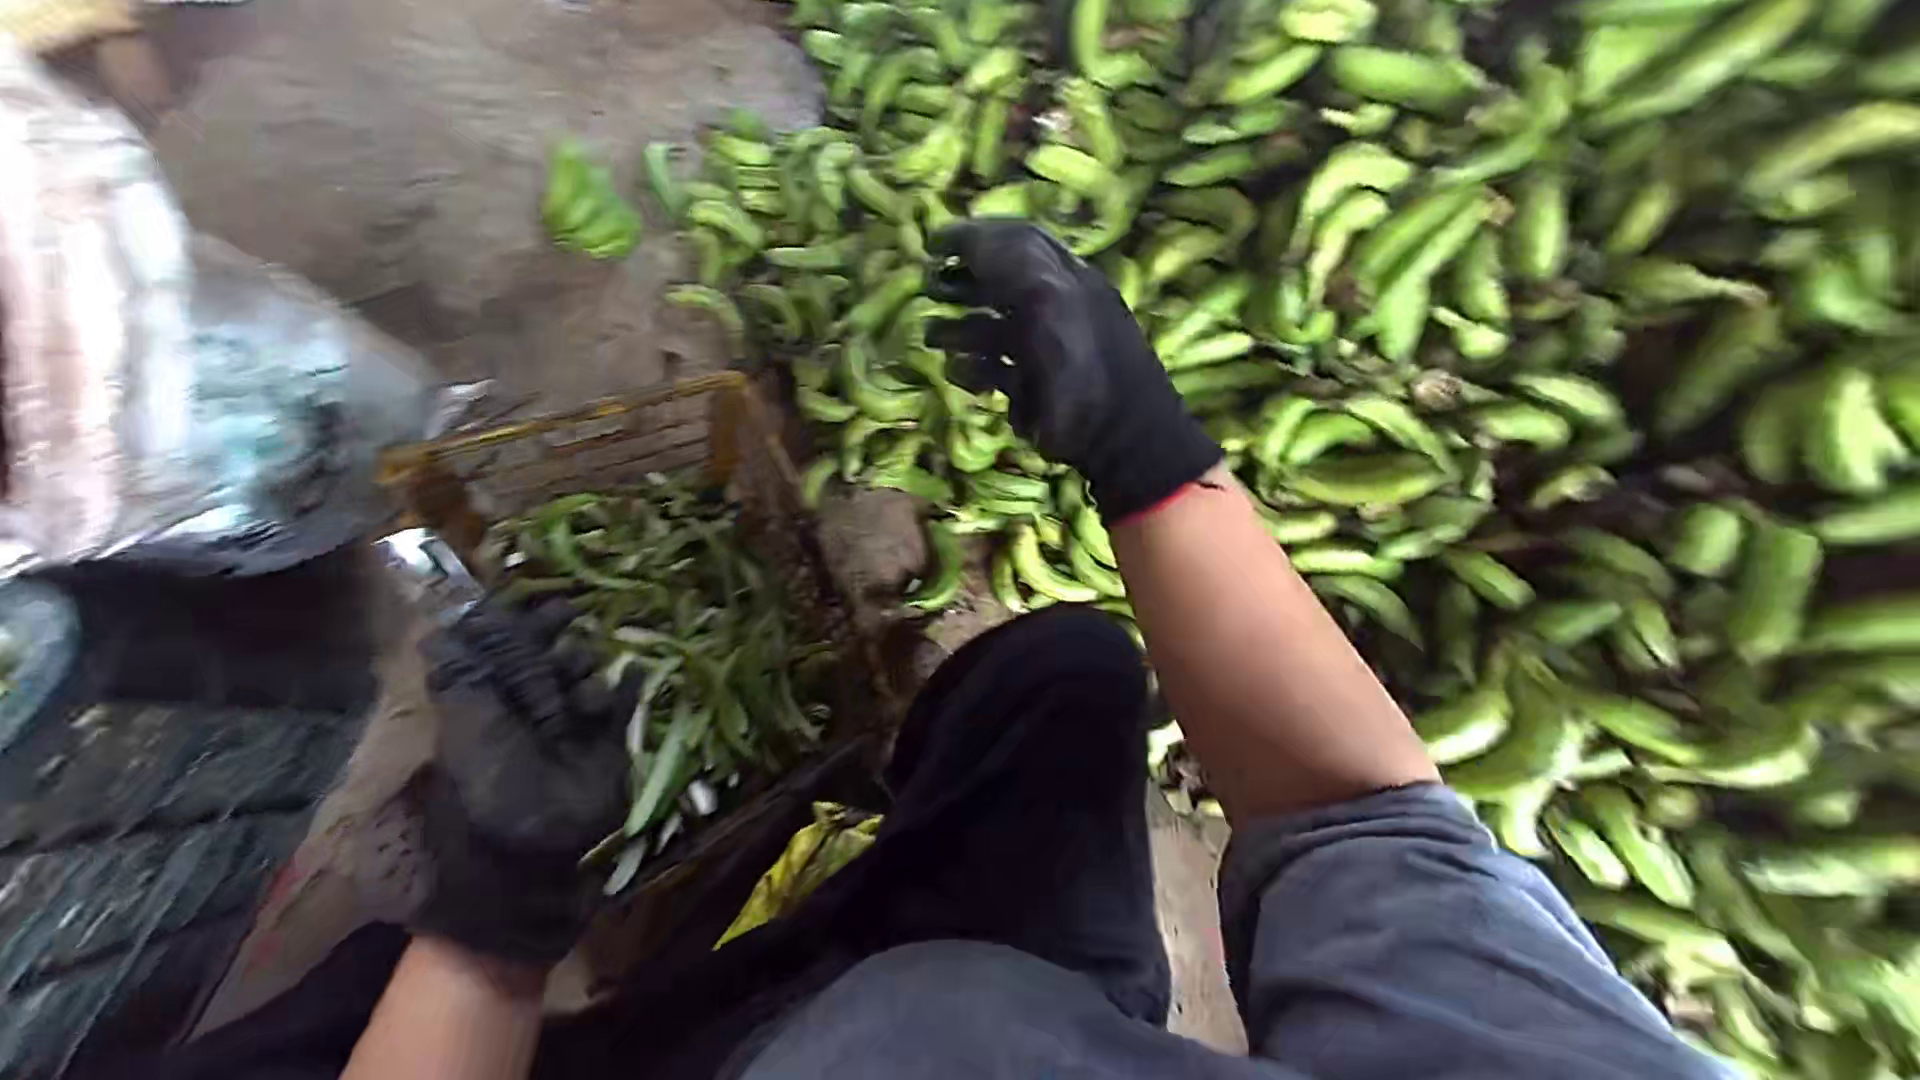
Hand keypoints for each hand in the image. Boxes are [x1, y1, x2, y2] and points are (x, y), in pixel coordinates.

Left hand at [413, 598, 630, 966]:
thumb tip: (439, 629)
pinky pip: (626, 698)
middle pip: (552, 649)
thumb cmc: (494, 779)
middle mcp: (536, 700)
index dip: (523, 617)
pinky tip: (632, 678)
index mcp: (496, 696)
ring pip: (588, 670)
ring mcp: (575, 716)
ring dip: (586, 669)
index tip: (539, 598)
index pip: (510, 644)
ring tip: (583, 691)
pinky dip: (631, 685)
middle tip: (568, 619)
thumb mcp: (466, 726)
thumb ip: (461, 676)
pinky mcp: (610, 733)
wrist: (536, 840)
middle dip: (560, 633)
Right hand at [927, 219, 1220, 521]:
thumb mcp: (1047, 294)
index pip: (1015, 242)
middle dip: (960, 284)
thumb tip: (961, 236)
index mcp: (1062, 278)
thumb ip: (1009, 260)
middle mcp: (1049, 309)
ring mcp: (1038, 352)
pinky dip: (971, 371)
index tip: (933, 242)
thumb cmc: (1080, 358)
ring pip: (989, 331)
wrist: (1112, 432)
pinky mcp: (1028, 390)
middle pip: (996, 286)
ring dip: (956, 330)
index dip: (974, 237)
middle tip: (928, 287)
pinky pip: (991, 372)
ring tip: (930, 336)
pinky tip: (958, 372)